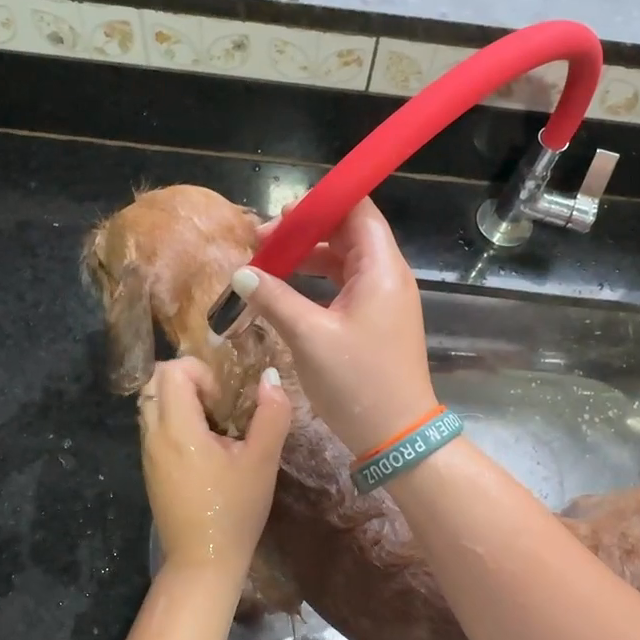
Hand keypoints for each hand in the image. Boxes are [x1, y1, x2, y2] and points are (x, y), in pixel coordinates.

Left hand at [138, 357, 290, 576]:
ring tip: (213, 426)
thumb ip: (271, 414)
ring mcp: (147, 453)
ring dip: (180, 400)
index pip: (171, 371)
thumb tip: (270, 377)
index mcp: (178, 429)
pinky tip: (204, 448)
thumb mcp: (262, 461)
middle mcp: (154, 435)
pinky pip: (154, 426)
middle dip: (187, 380)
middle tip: (218, 404)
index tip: (224, 398)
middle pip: (155, 381)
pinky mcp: (150, 469)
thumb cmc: (235, 510)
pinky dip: (174, 420)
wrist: (204, 562)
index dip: (201, 371)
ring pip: (151, 403)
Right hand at [233, 198, 438, 455]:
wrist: (398, 436)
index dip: (321, 203)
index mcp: (381, 268)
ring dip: (308, 256)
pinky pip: (347, 284)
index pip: (358, 209)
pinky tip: (287, 289)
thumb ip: (274, 298)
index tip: (281, 214)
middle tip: (260, 241)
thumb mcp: (309, 337)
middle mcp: (388, 275)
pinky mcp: (378, 319)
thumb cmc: (357, 382)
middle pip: (349, 231)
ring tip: (266, 263)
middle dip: (305, 230)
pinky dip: (318, 280)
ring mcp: (385, 298)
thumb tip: (240, 272)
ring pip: (345, 259)